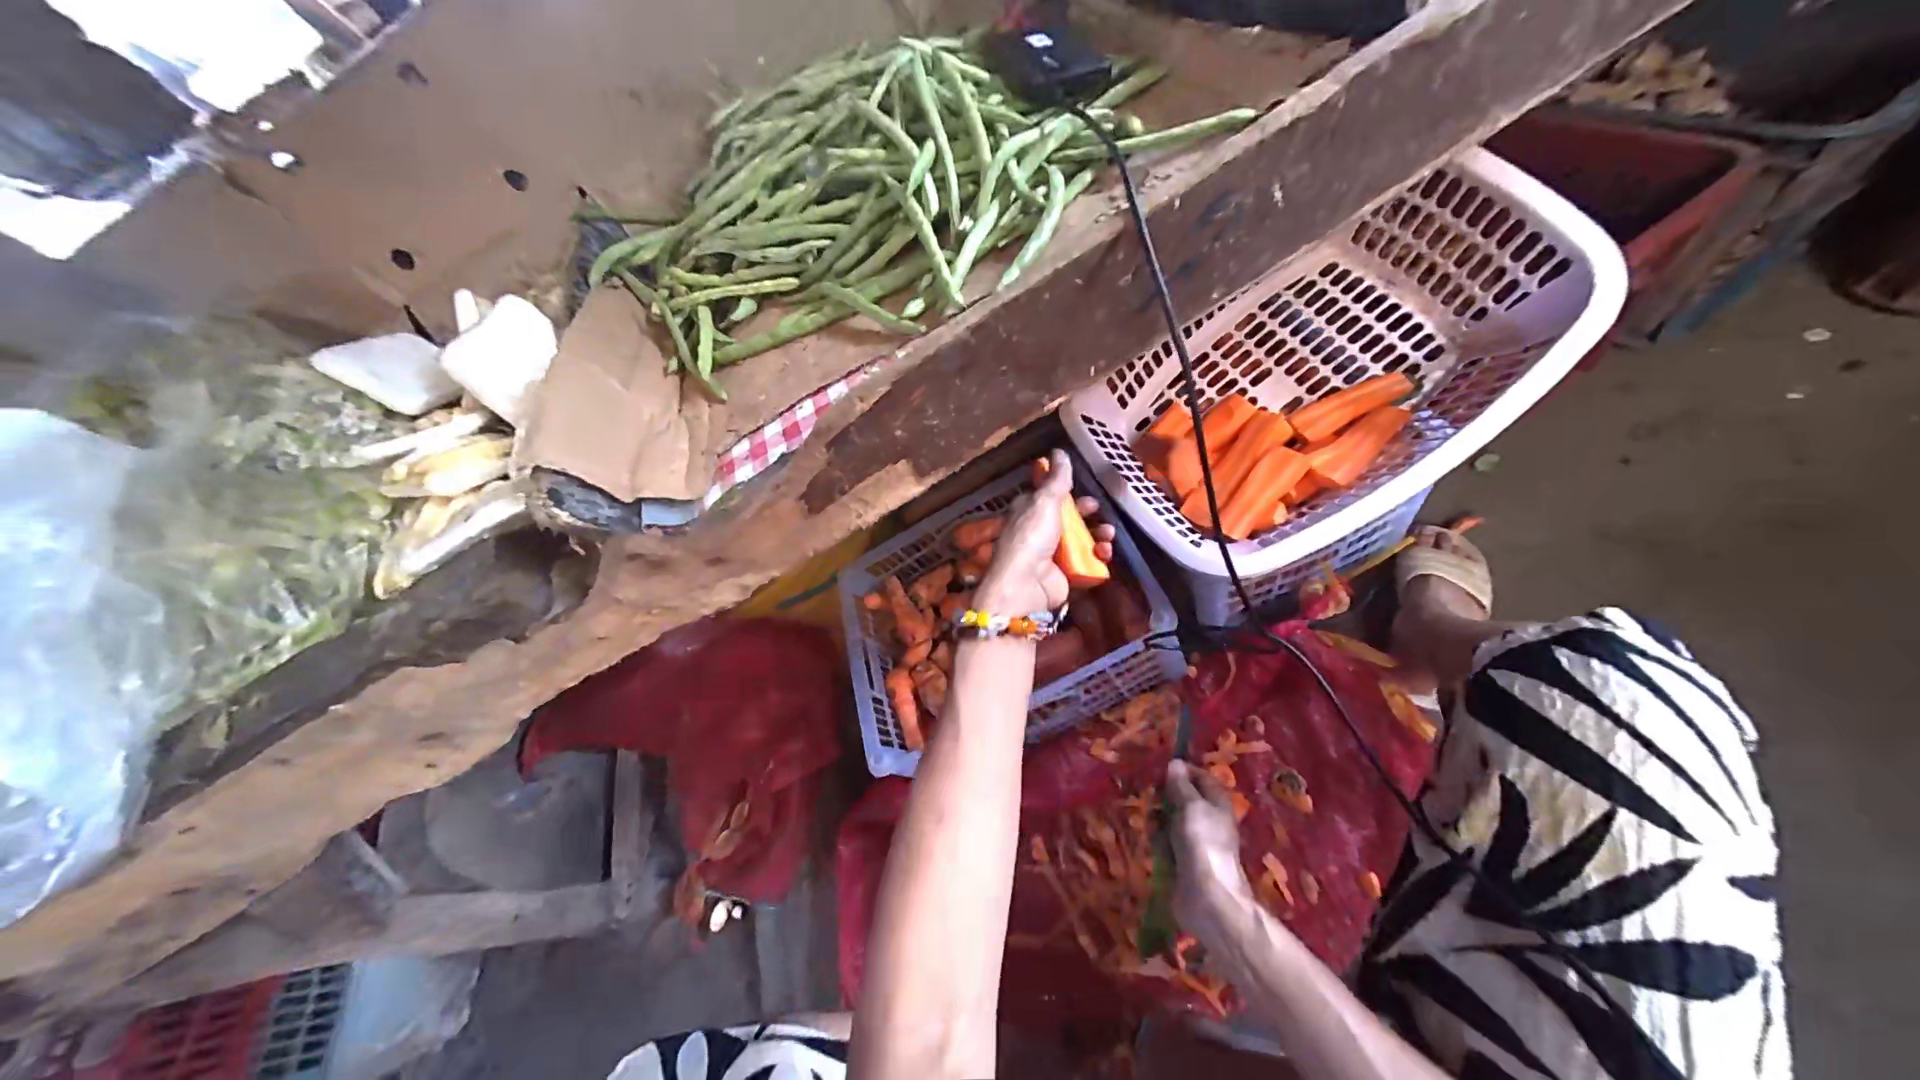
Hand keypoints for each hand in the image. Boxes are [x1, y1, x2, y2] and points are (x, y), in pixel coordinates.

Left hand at [975, 450, 1116, 614]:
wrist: (1025, 585)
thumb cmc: (1031, 538)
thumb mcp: (1044, 502)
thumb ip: (1056, 479)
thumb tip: (1059, 451)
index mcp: (1028, 511)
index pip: (1049, 497)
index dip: (1066, 491)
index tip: (1081, 487)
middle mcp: (1040, 531)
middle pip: (1069, 517)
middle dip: (1087, 512)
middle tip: (1097, 510)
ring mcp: (1053, 554)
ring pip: (1082, 539)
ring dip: (1098, 534)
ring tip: (1107, 534)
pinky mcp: (1066, 574)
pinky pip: (1087, 561)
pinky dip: (1098, 556)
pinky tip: (1104, 553)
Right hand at [1166, 759, 1257, 946]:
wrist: (1207, 897)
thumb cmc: (1203, 843)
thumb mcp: (1191, 806)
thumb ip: (1181, 785)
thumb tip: (1175, 763)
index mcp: (1217, 804)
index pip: (1202, 778)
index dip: (1184, 771)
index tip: (1161, 766)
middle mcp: (1207, 820)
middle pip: (1183, 799)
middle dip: (1166, 794)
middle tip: (1149, 791)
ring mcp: (1193, 841)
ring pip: (1171, 819)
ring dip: (1158, 816)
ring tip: (1147, 814)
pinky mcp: (1180, 860)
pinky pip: (1165, 841)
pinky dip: (1157, 838)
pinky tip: (1149, 837)